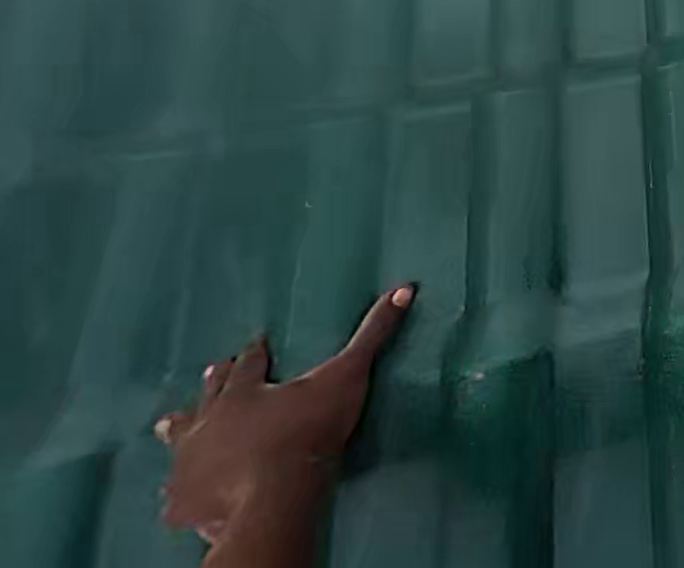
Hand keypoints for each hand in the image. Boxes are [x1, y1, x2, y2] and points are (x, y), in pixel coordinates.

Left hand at [155, 285, 413, 542]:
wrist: (274, 494)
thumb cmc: (310, 426)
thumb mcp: (350, 373)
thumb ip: (374, 333)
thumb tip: (403, 288)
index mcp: (241, 395)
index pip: (249, 365)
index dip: (255, 351)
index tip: (256, 340)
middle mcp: (205, 425)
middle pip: (206, 399)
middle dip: (212, 384)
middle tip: (213, 369)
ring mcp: (188, 466)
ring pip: (178, 443)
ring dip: (179, 432)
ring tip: (170, 423)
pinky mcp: (185, 504)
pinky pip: (178, 494)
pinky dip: (182, 487)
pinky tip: (179, 491)